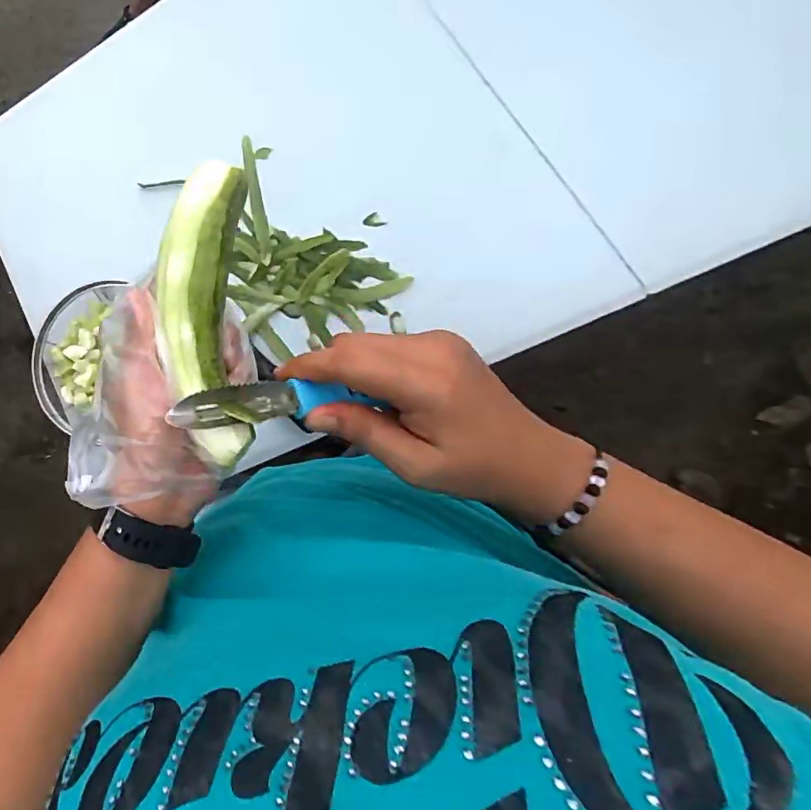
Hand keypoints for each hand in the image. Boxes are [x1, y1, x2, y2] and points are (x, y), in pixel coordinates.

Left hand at [84, 287, 244, 527]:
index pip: (169, 308)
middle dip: (217, 330)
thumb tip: (136, 290)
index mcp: (149, 351)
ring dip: (230, 355)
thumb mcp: (136, 380)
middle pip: (206, 323)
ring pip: (226, 346)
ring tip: (225, 376)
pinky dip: (240, 377)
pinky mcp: (222, 396)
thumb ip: (139, 336)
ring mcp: (200, 377)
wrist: (166, 486)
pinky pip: (239, 373)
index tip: (204, 291)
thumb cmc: (141, 430)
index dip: (186, 296)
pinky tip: (234, 388)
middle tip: (219, 349)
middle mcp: (175, 358)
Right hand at [276, 330, 594, 522]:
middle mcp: (430, 347)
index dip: (309, 366)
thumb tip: (312, 412)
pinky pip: (385, 344)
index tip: (281, 379)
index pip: (350, 360)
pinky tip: (375, 393)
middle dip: (323, 368)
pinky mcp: (440, 340)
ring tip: (347, 404)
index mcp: (426, 381)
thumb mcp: (413, 464)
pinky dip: (367, 363)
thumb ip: (362, 431)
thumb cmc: (471, 470)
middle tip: (312, 404)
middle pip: (354, 344)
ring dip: (344, 365)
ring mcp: (437, 339)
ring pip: (367, 341)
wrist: (529, 456)